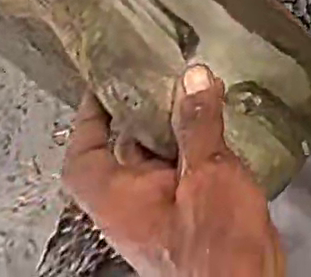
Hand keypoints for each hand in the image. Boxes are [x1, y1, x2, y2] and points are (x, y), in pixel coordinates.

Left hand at [61, 65, 284, 276]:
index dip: (88, 121)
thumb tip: (192, 74)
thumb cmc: (215, 241)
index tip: (103, 85)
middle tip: (168, 69)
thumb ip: (199, 124)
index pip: (84, 159)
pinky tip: (225, 120)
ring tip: (202, 85)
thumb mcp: (208, 174)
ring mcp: (166, 211)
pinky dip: (201, 140)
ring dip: (179, 123)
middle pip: (127, 150)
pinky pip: (188, 167)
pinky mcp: (195, 213)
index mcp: (122, 201)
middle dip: (145, 110)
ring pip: (162, 156)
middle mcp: (136, 206)